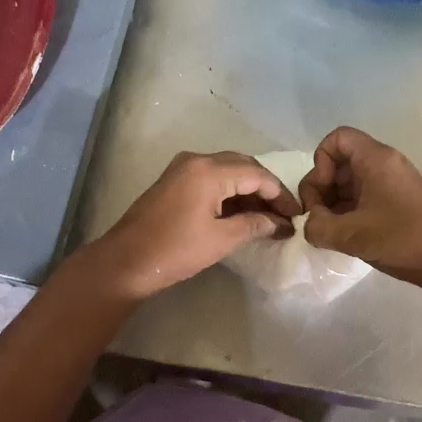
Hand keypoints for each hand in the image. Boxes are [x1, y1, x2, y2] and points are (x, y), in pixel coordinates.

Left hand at [71, 151, 302, 301]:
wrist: (125, 262)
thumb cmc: (175, 250)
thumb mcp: (221, 240)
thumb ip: (254, 225)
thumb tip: (280, 223)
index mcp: (209, 170)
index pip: (257, 174)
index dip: (280, 194)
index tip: (296, 215)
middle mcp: (196, 160)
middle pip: (243, 166)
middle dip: (266, 189)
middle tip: (284, 215)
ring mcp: (182, 168)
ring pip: (227, 170)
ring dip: (248, 190)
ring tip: (267, 217)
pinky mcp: (174, 180)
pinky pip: (211, 177)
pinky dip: (229, 192)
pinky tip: (241, 213)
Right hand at [299, 127, 421, 291]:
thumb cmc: (400, 239)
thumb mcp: (350, 235)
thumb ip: (317, 226)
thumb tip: (310, 224)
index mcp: (375, 159)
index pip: (337, 139)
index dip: (320, 162)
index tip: (322, 193)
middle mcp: (384, 164)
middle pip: (340, 161)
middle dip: (322, 188)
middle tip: (318, 220)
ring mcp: (392, 183)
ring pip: (350, 181)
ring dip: (333, 203)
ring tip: (331, 232)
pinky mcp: (397, 202)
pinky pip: (364, 195)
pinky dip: (349, 211)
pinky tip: (347, 236)